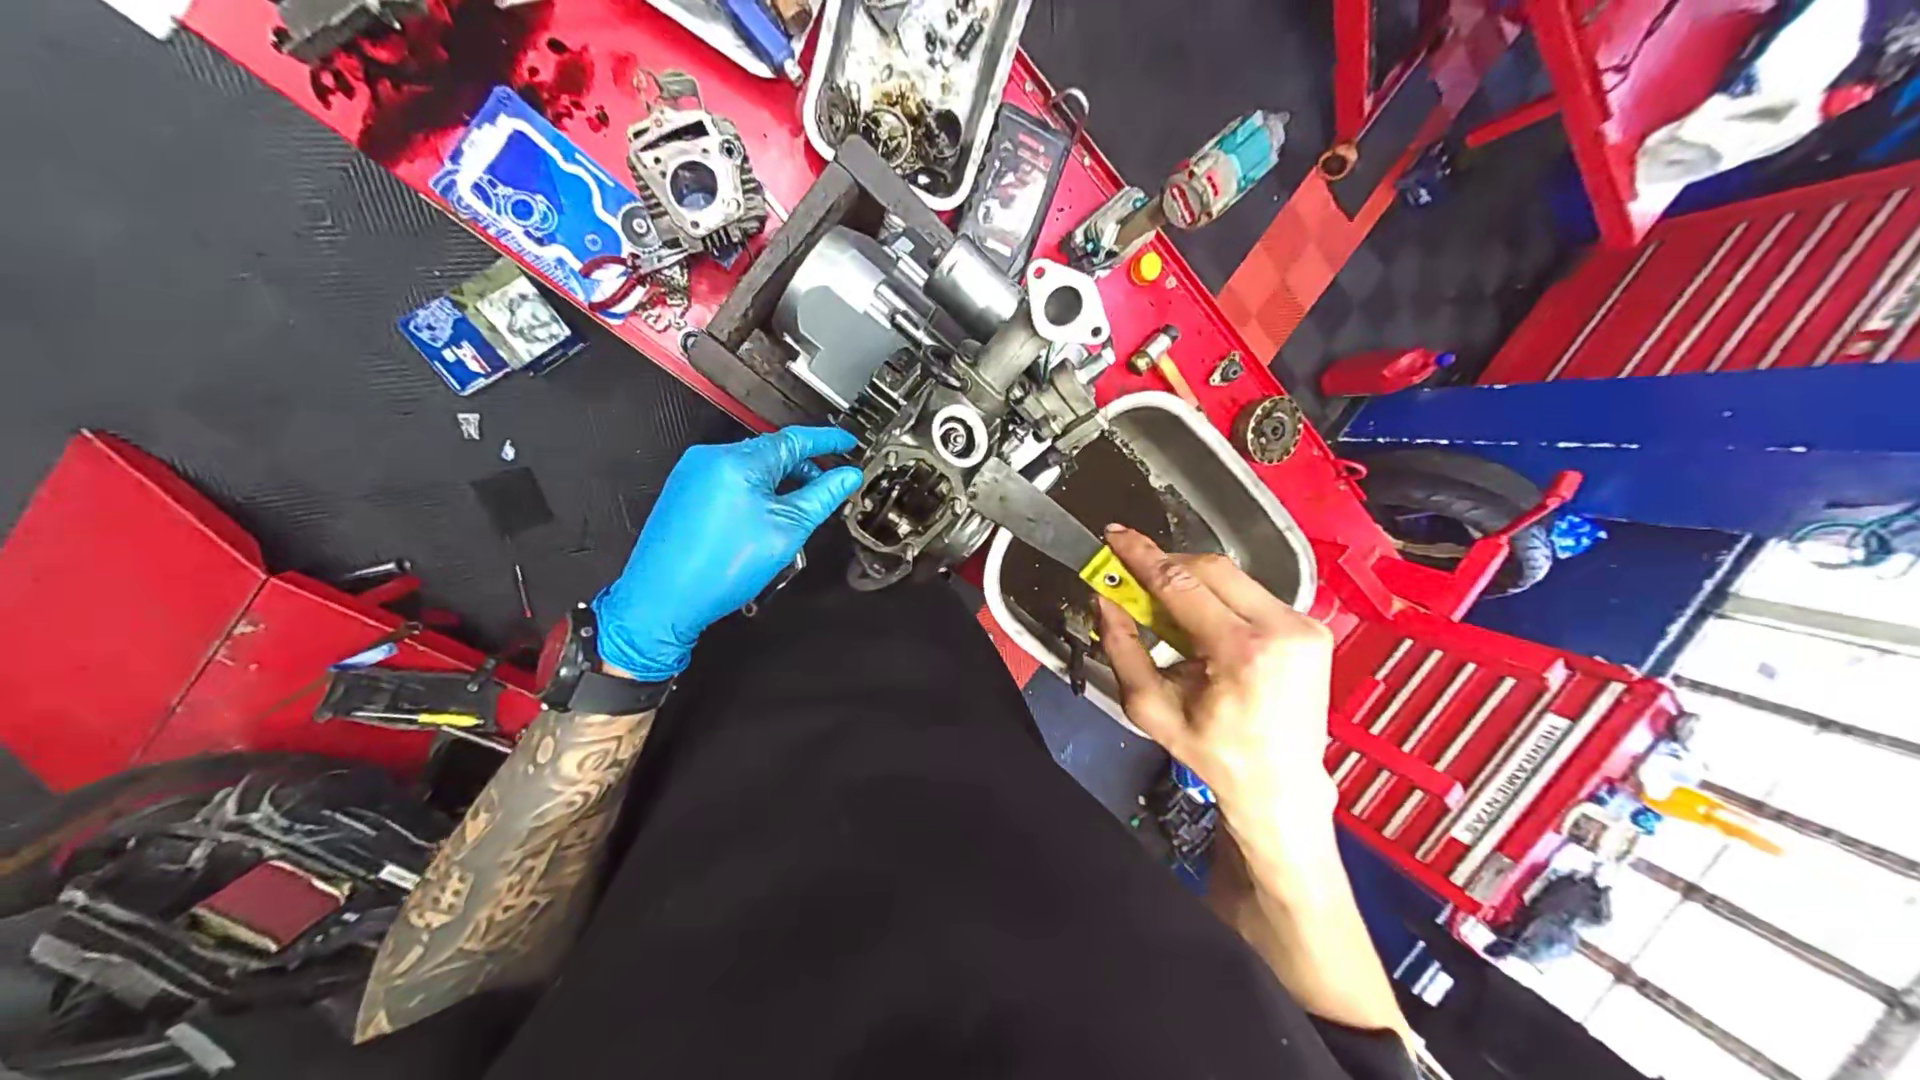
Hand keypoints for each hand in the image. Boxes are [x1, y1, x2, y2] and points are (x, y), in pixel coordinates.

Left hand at [593, 426, 862, 681]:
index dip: (827, 441)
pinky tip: (764, 515)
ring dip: (779, 481)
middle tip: (829, 485)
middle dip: (804, 467)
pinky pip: (730, 477)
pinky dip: (754, 489)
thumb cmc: (717, 570)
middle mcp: (711, 457)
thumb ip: (821, 497)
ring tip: (796, 509)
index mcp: (738, 462)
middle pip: (772, 451)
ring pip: (751, 465)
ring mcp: (694, 471)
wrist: (661, 599)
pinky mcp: (685, 488)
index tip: (847, 443)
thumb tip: (847, 476)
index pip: (795, 439)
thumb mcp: (786, 531)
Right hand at [1095, 525, 1337, 859]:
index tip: (1116, 537)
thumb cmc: (1217, 754)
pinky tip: (1201, 620)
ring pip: (1233, 575)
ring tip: (1165, 604)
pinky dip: (1218, 596)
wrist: (1281, 783)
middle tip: (1131, 569)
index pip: (1181, 583)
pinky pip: (1252, 592)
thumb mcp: (1151, 708)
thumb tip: (1106, 601)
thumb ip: (1122, 648)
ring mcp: (1304, 627)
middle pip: (1210, 567)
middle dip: (1164, 562)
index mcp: (1243, 653)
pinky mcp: (1311, 627)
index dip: (1141, 556)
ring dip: (1191, 580)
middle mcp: (1283, 630)